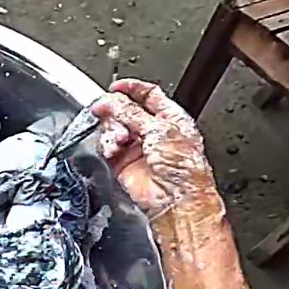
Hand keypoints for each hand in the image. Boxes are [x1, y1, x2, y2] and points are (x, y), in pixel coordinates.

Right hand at [90, 79, 218, 216]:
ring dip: (112, 130)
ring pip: (114, 128)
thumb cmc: (184, 170)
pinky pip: (107, 146)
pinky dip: (107, 145)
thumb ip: (132, 113)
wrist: (175, 201)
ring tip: (119, 139)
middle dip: (115, 110)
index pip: (148, 96)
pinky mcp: (123, 163)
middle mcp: (153, 132)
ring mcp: (137, 148)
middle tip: (104, 108)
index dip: (131, 89)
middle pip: (126, 111)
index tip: (115, 87)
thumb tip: (112, 101)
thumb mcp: (160, 131)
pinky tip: (113, 150)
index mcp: (170, 119)